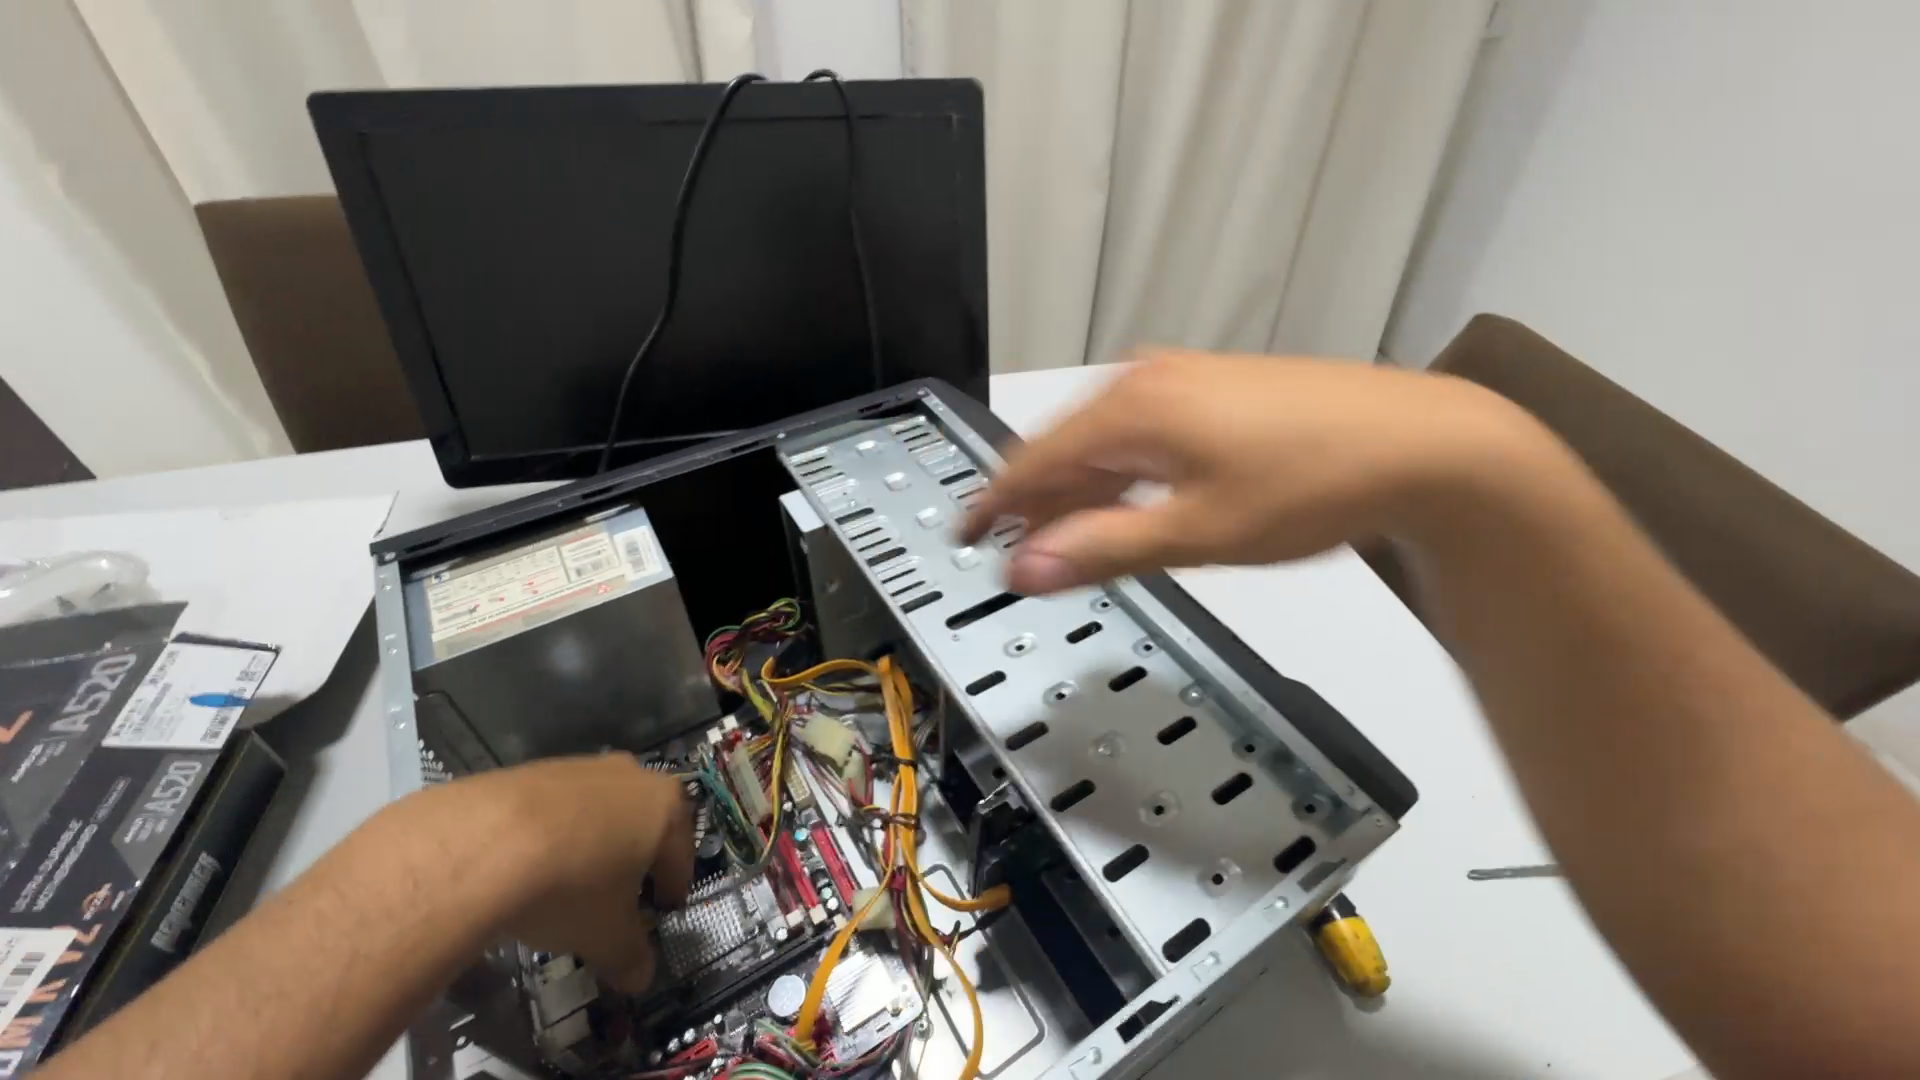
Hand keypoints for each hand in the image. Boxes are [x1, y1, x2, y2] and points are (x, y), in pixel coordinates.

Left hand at [434, 755, 693, 990]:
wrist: (482, 844)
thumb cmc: (571, 887)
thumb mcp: (606, 935)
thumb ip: (630, 956)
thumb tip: (640, 978)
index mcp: (667, 806)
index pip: (681, 854)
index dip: (671, 889)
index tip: (659, 912)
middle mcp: (633, 775)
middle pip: (643, 824)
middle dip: (634, 859)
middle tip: (616, 897)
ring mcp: (582, 766)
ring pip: (599, 812)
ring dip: (592, 844)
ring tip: (565, 885)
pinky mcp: (535, 769)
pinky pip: (556, 808)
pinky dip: (552, 834)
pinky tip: (528, 866)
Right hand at [960, 350, 1556, 592]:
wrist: (1425, 444)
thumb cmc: (1308, 486)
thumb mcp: (1197, 532)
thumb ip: (1101, 549)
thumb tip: (1020, 569)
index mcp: (1130, 409)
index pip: (1032, 460)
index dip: (992, 503)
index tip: (961, 535)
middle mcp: (1146, 381)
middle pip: (1063, 446)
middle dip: (1033, 501)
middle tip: (1014, 550)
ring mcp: (1183, 380)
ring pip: (1102, 441)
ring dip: (1077, 490)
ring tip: (1064, 536)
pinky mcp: (1214, 392)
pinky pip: (1139, 434)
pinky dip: (1118, 473)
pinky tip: (1128, 500)